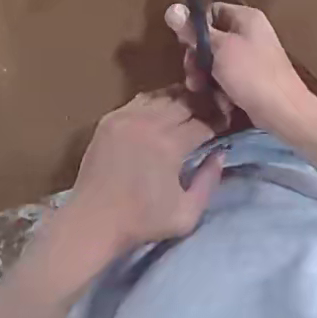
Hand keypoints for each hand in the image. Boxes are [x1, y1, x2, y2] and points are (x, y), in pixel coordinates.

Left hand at [63, 90, 224, 256]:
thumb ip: (210, 181)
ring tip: (188, 110)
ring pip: (164, 95)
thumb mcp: (187, 214)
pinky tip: (161, 111)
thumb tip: (220, 153)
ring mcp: (127, 117)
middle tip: (209, 114)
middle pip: (186, 102)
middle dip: (202, 107)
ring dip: (180, 100)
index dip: (217, 122)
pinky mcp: (111, 118)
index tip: (223, 126)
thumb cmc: (142, 222)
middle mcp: (150, 123)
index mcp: (170, 145)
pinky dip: (156, 101)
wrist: (93, 222)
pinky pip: (142, 99)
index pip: (204, 122)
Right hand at [165, 2, 316, 145]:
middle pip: (211, 37)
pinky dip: (221, 86)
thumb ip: (194, 31)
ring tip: (201, 90)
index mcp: (246, 17)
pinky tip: (219, 100)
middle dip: (197, 57)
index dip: (195, 27)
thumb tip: (171, 8)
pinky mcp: (252, 77)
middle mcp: (250, 32)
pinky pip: (228, 76)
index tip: (185, 46)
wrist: (284, 111)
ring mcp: (253, 56)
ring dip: (206, 75)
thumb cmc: (251, 74)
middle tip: (191, 75)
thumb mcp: (218, 50)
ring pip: (217, 60)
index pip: (211, 12)